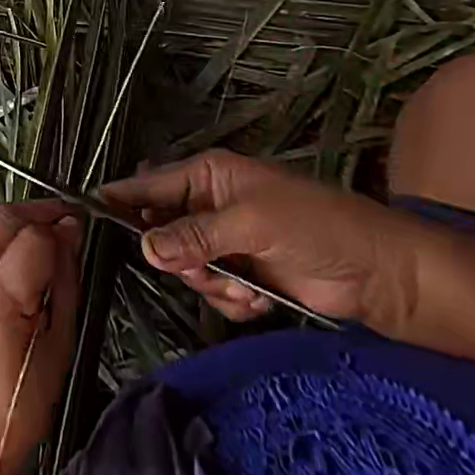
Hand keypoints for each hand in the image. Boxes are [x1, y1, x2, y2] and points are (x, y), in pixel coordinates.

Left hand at [0, 201, 82, 474]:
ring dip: (23, 219)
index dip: (59, 226)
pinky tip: (30, 250)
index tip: (82, 227)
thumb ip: (65, 277)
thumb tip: (72, 231)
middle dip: (40, 211)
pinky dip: (8, 234)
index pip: (32, 236)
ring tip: (55, 234)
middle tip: (71, 221)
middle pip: (4, 216)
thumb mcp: (61, 338)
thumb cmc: (24, 394)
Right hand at [99, 150, 427, 331]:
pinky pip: (211, 287)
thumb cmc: (317, 228)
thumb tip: (145, 248)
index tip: (88, 214)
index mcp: (206, 175)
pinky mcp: (242, 272)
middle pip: (160, 231)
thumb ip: (193, 235)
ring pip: (184, 264)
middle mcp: (208, 204)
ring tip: (243, 286)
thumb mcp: (250, 223)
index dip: (119, 200)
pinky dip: (230, 297)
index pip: (147, 185)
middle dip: (178, 256)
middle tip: (202, 268)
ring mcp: (225, 239)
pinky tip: (258, 298)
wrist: (386, 275)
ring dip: (209, 282)